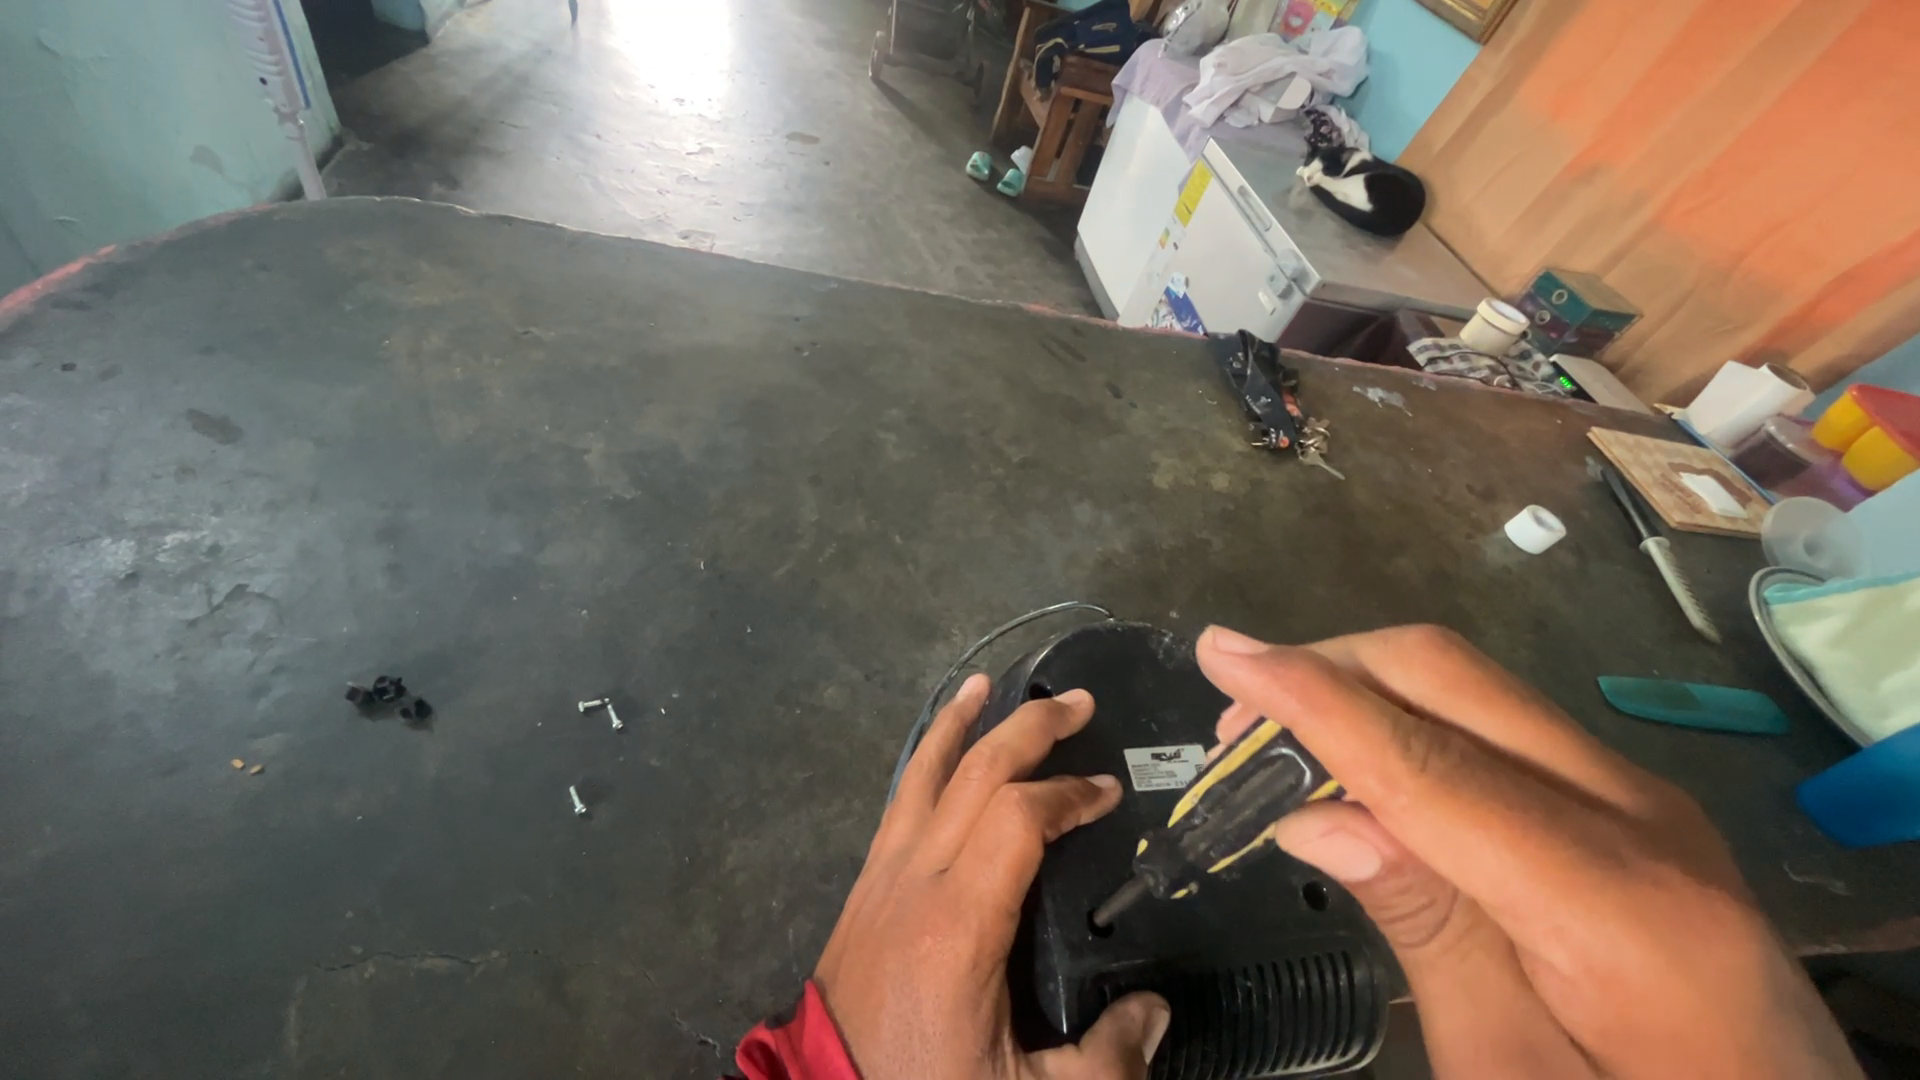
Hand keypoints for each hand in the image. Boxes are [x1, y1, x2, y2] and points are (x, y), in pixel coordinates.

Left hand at [814, 674, 1170, 1079]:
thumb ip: (1104, 1062)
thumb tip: (1156, 1012)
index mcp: (960, 920)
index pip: (1018, 817)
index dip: (1069, 794)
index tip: (1108, 792)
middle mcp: (918, 875)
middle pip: (976, 773)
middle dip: (1030, 729)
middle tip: (1076, 702)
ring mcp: (885, 869)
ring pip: (925, 770)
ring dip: (961, 722)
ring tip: (989, 685)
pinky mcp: (868, 878)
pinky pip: (900, 797)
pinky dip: (924, 756)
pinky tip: (939, 744)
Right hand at [1195, 624, 1860, 1079]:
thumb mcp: (1507, 1071)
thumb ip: (1424, 929)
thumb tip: (1314, 818)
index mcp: (1617, 904)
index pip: (1423, 762)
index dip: (1310, 700)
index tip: (1219, 653)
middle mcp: (1635, 813)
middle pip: (1444, 676)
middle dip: (1321, 669)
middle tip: (1233, 723)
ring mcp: (1632, 793)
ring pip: (1459, 682)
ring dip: (1350, 689)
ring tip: (1273, 747)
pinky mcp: (1617, 797)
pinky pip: (1481, 717)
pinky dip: (1393, 716)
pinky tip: (1349, 763)